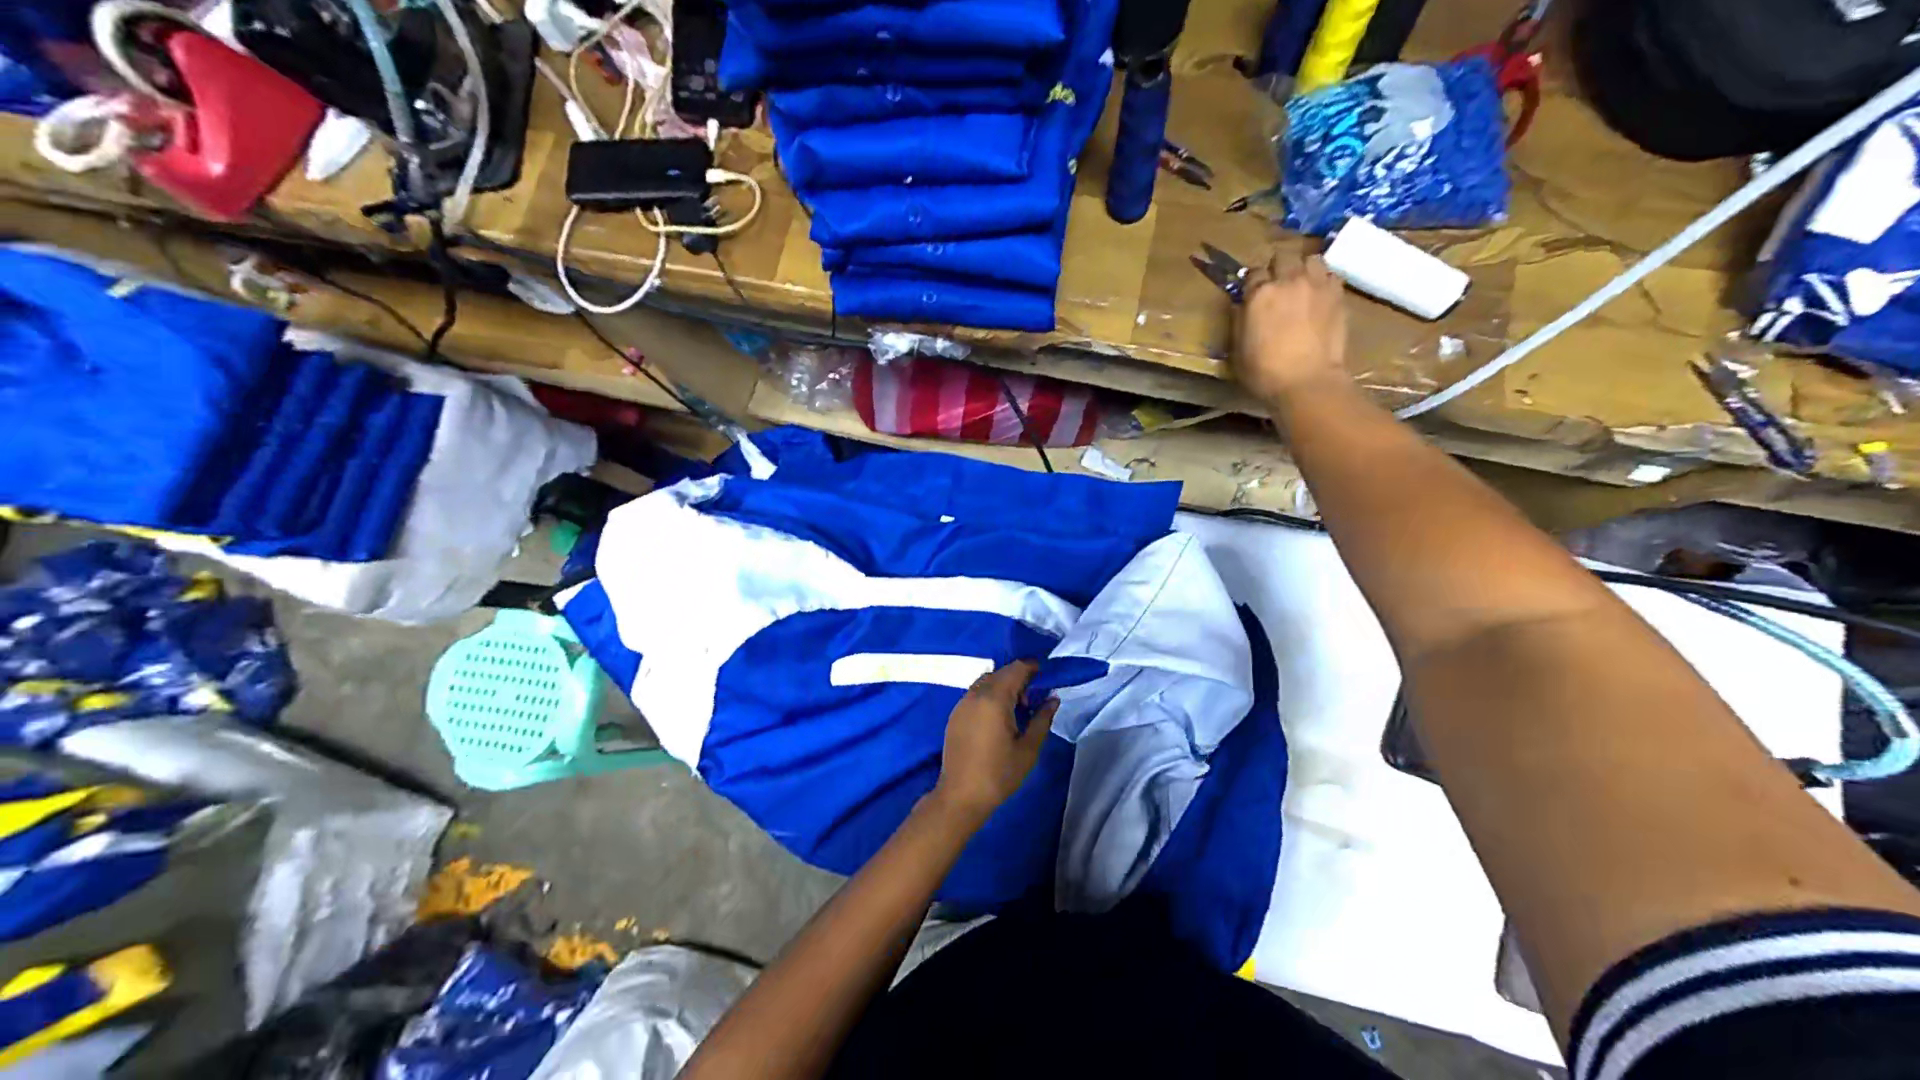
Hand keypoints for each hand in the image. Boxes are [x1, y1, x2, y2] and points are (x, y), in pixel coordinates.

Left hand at [930, 661, 1058, 823]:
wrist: (961, 795)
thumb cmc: (999, 773)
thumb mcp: (1028, 748)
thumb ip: (1042, 719)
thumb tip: (1052, 699)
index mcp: (994, 698)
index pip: (1016, 669)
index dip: (1032, 668)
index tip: (1046, 676)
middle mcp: (975, 694)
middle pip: (1000, 673)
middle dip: (1019, 679)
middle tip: (1034, 699)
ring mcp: (961, 704)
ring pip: (985, 682)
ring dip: (1003, 687)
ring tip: (1018, 710)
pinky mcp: (954, 715)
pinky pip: (975, 694)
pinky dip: (989, 696)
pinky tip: (998, 718)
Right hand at [1233, 249, 1350, 405]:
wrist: (1307, 381)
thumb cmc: (1264, 371)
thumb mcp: (1238, 348)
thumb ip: (1241, 319)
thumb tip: (1244, 305)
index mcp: (1259, 294)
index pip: (1253, 273)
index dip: (1253, 283)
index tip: (1253, 294)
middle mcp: (1288, 281)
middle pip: (1283, 256)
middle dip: (1278, 268)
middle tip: (1278, 286)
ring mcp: (1316, 285)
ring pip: (1311, 259)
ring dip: (1304, 268)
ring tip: (1302, 285)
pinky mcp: (1338, 294)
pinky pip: (1330, 275)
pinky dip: (1323, 280)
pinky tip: (1319, 295)